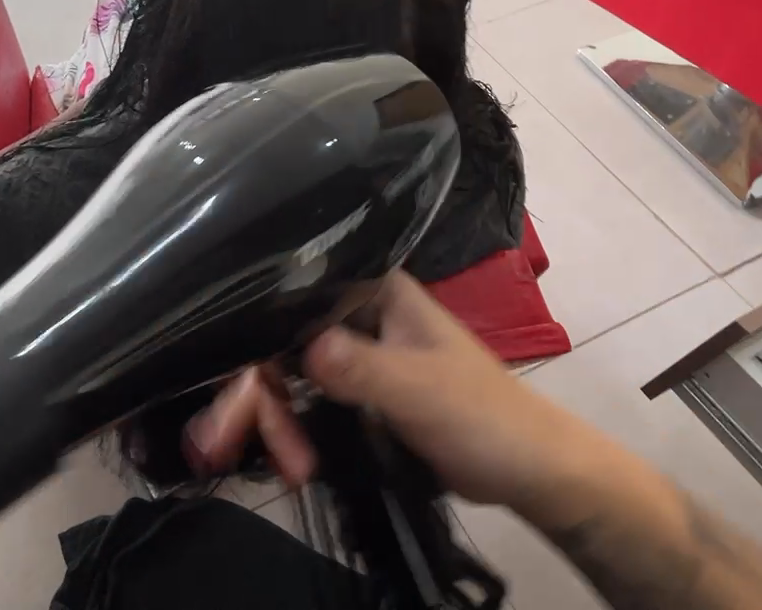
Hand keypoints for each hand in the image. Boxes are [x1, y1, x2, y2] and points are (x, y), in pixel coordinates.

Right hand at [186, 270, 608, 519]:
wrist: (528, 472)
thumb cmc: (482, 414)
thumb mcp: (419, 388)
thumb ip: (362, 367)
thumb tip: (304, 349)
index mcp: (373, 288)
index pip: (297, 289)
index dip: (257, 322)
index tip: (233, 369)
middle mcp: (354, 310)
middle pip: (283, 335)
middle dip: (262, 390)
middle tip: (234, 436)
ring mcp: (352, 350)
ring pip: (288, 369)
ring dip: (275, 416)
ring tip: (285, 466)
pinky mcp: (354, 388)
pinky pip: (306, 398)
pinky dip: (292, 426)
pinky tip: (288, 458)